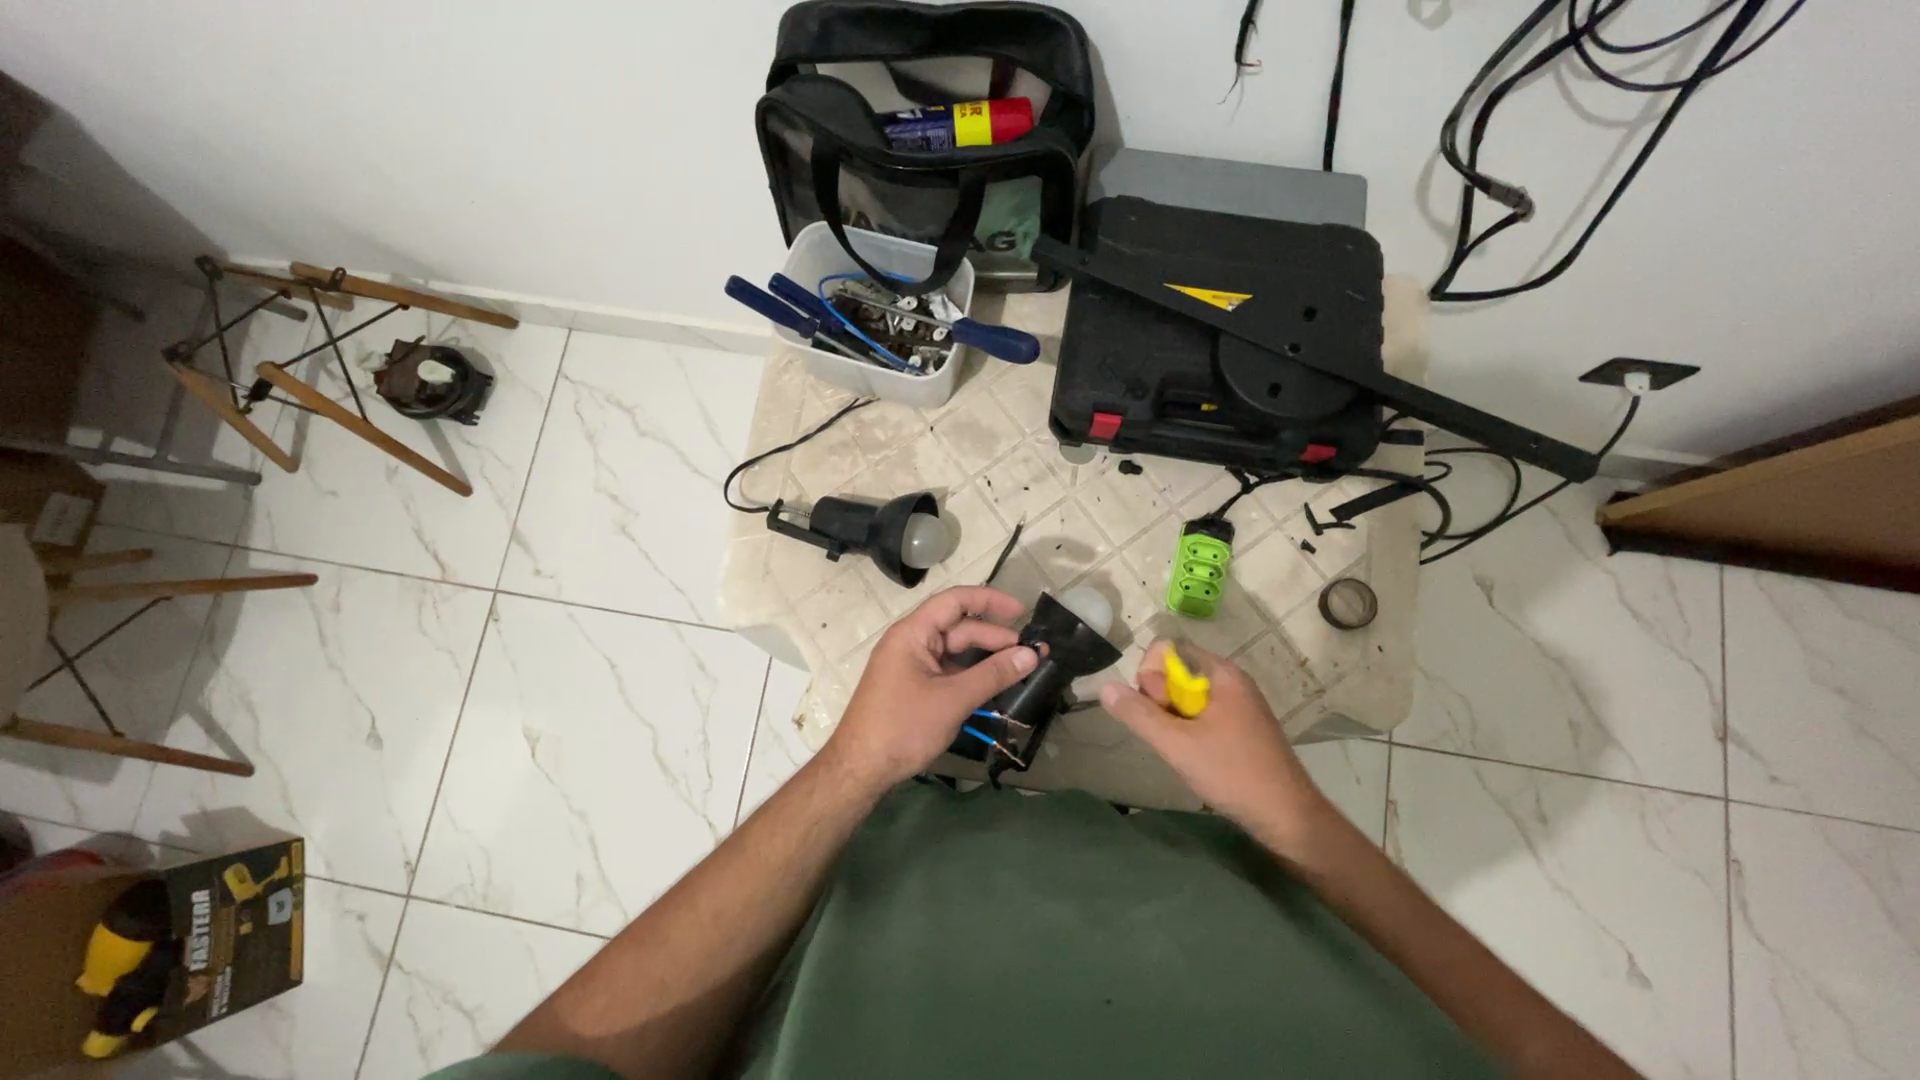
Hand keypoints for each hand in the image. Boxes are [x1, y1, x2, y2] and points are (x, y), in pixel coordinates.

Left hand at [823, 586, 1038, 791]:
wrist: (860, 769)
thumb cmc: (903, 727)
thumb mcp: (953, 699)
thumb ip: (993, 674)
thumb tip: (1032, 654)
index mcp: (912, 633)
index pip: (955, 601)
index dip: (990, 601)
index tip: (1022, 613)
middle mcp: (911, 643)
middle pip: (959, 629)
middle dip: (995, 638)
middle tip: (1032, 653)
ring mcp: (911, 666)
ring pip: (956, 653)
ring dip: (986, 660)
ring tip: (1021, 669)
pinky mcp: (914, 688)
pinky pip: (948, 673)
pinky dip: (972, 677)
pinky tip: (996, 687)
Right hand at [1100, 640, 1332, 850]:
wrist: (1288, 816)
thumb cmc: (1232, 773)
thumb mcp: (1176, 744)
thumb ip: (1139, 714)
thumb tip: (1106, 687)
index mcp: (1221, 673)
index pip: (1167, 650)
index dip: (1150, 676)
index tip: (1156, 710)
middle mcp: (1232, 680)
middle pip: (1176, 672)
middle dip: (1161, 701)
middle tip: (1172, 737)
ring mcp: (1241, 703)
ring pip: (1187, 697)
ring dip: (1174, 720)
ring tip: (1184, 751)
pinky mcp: (1244, 725)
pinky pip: (1204, 713)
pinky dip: (1192, 730)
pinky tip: (1199, 758)